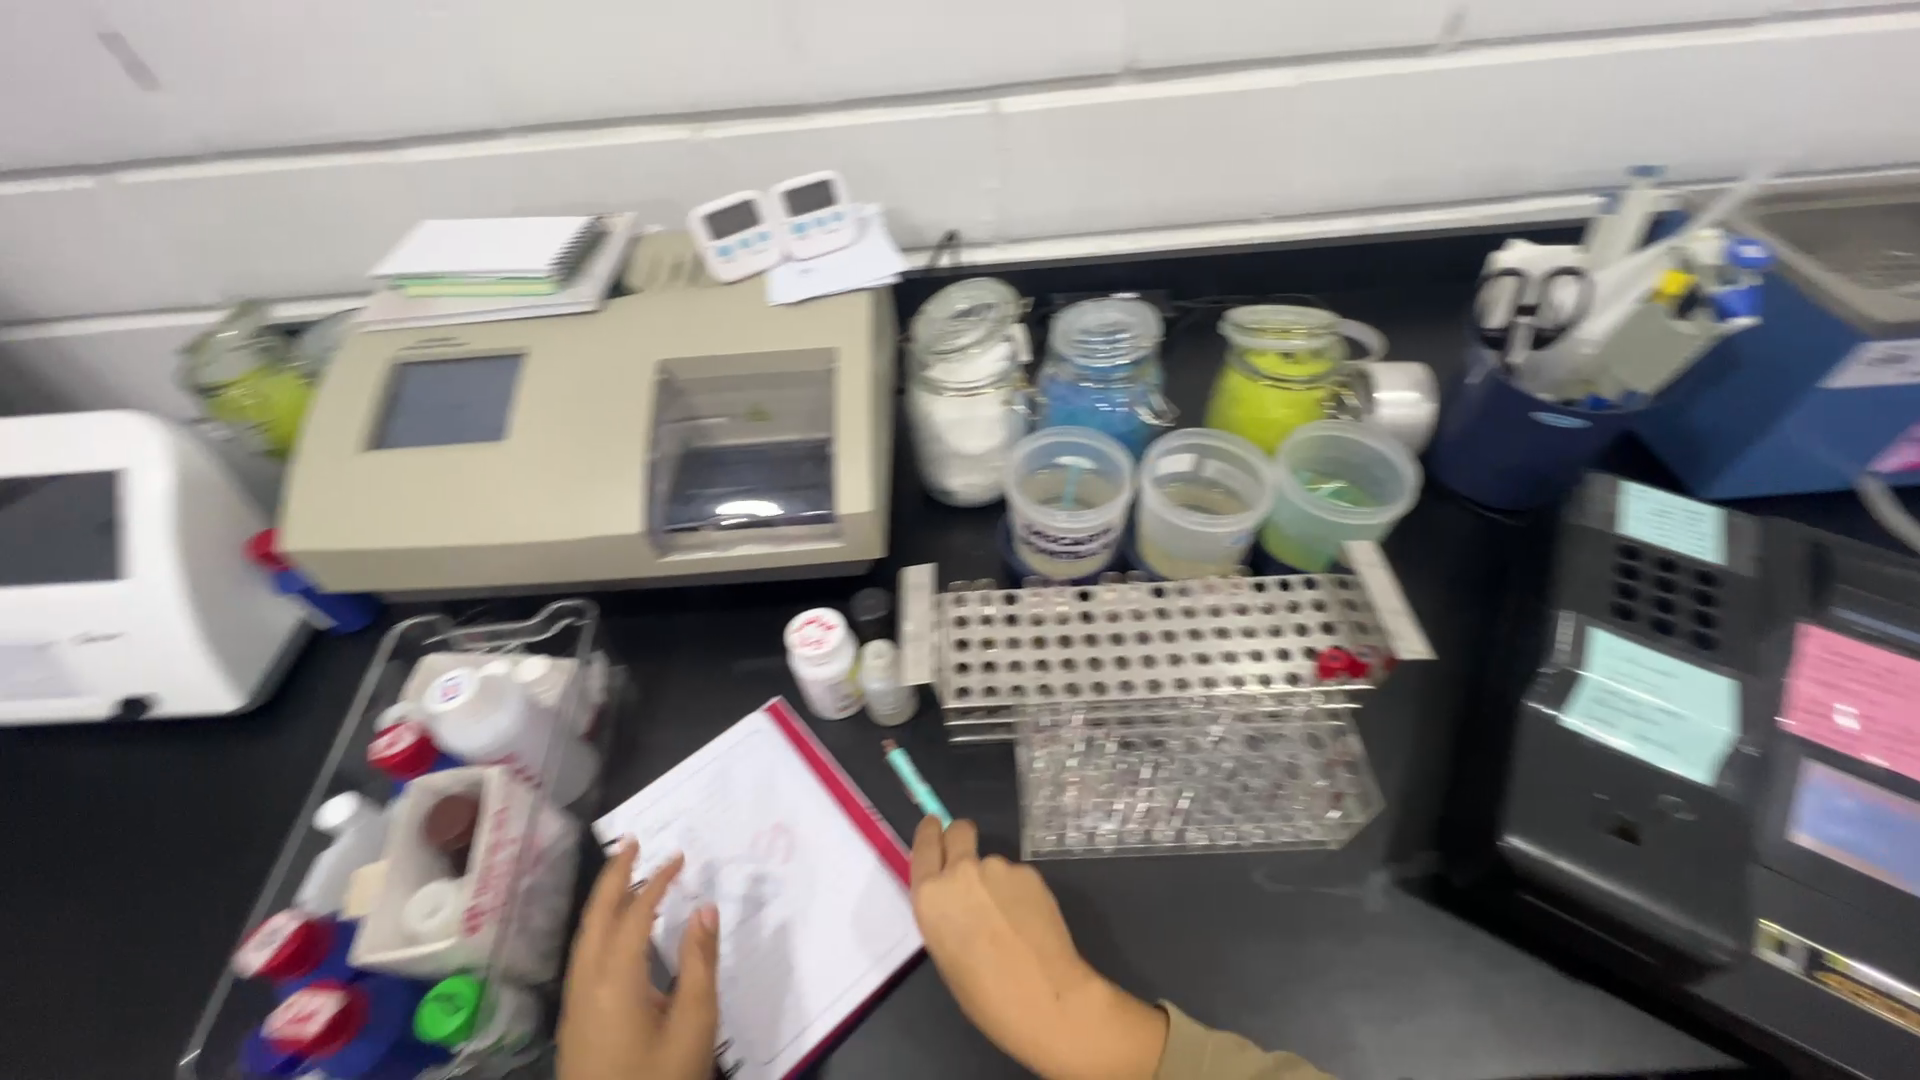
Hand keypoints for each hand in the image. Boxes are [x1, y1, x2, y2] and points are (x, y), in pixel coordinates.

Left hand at [558, 839, 719, 1079]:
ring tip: (627, 874)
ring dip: (605, 900)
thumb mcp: (694, 1025)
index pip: (635, 913)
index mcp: (615, 980)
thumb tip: (705, 909)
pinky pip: (585, 956)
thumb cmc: (661, 1079)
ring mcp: (575, 1006)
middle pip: (596, 917)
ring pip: (584, 937)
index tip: (680, 856)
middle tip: (633, 841)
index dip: (657, 880)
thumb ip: (700, 962)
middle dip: (614, 876)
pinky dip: (601, 926)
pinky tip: (619, 930)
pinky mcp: (576, 1023)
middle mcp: (586, 984)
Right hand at [909, 817, 1166, 1079]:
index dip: (929, 832)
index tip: (934, 827)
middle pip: (958, 831)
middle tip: (967, 857)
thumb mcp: (945, 952)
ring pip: (991, 862)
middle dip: (960, 836)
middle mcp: (961, 872)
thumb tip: (957, 900)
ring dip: (995, 880)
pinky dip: (1019, 892)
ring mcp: (999, 867)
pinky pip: (1017, 877)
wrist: (1044, 996)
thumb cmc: (984, 993)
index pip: (924, 845)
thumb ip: (945, 913)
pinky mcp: (1029, 872)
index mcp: (931, 896)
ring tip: (1010, 919)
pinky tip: (1029, 922)